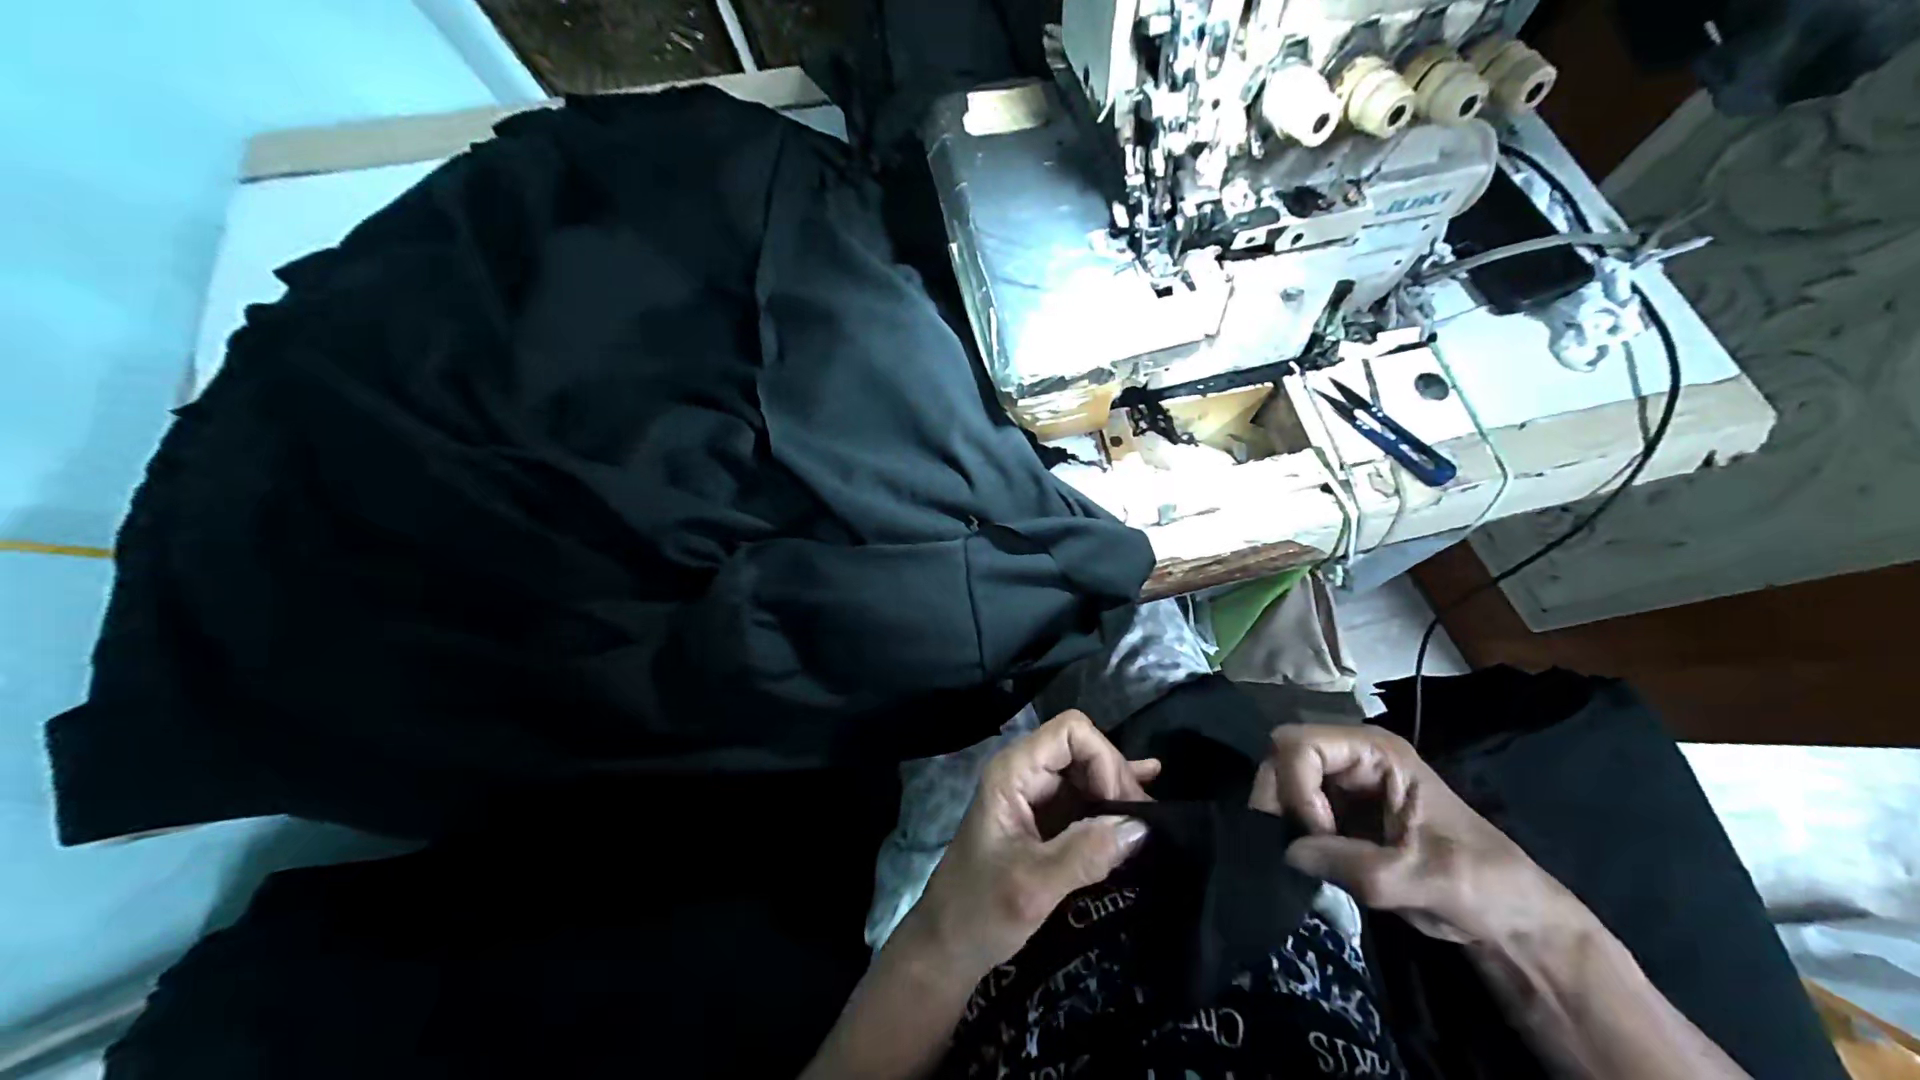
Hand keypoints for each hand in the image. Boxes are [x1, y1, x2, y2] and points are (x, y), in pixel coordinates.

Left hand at [900, 711, 1158, 982]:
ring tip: (1153, 817)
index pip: (1070, 732)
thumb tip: (1141, 827)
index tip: (1122, 806)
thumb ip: (1084, 853)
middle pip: (1082, 748)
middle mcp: (1024, 774)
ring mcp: (1034, 797)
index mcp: (1012, 774)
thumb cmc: (979, 912)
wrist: (947, 946)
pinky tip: (1144, 799)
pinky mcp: (1044, 821)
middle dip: (1116, 776)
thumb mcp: (1032, 887)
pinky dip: (1111, 800)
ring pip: (1086, 773)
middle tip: (1146, 820)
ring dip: (1118, 791)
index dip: (1103, 759)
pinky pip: (1083, 799)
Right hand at [1250, 724, 1584, 946]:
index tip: (1320, 834)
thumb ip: (1355, 865)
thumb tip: (1288, 852)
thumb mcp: (1424, 879)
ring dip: (1284, 819)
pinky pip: (1289, 809)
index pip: (1300, 744)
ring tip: (1312, 857)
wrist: (1508, 919)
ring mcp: (1339, 783)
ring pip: (1278, 781)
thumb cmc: (1481, 887)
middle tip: (1300, 848)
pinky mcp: (1332, 810)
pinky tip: (1312, 859)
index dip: (1297, 787)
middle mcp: (1350, 757)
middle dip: (1281, 801)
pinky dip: (1289, 832)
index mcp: (1377, 753)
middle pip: (1281, 757)